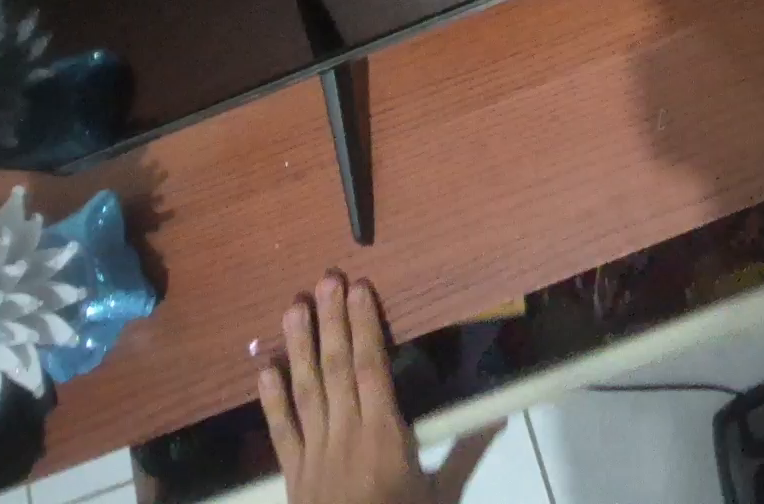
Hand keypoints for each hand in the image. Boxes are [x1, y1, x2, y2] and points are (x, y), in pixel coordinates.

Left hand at [261, 274, 502, 503]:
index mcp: (384, 436)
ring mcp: (314, 453)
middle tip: (325, 280)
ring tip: (293, 307)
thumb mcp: (440, 496)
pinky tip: (263, 368)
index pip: (372, 368)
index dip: (365, 326)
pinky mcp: (292, 473)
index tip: (359, 289)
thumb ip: (466, 451)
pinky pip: (280, 431)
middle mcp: (346, 435)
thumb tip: (499, 415)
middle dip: (332, 321)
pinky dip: (271, 399)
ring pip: (306, 390)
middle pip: (337, 368)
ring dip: (300, 346)